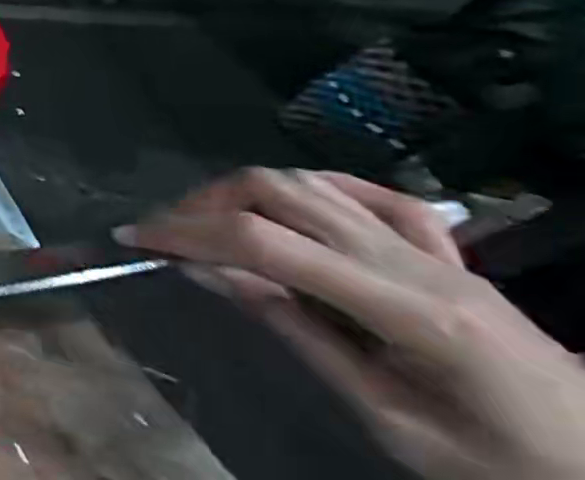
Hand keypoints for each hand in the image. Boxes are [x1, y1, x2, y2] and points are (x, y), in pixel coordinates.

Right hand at [121, 168, 584, 479]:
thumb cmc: (501, 466)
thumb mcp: (392, 421)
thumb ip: (298, 333)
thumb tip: (206, 271)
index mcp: (408, 311)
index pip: (267, 244)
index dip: (188, 233)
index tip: (134, 240)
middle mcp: (416, 261)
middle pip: (281, 193)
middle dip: (203, 203)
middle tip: (163, 233)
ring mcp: (435, 249)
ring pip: (312, 183)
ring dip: (242, 191)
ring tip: (206, 220)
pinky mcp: (446, 252)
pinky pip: (370, 194)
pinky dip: (312, 187)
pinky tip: (287, 201)